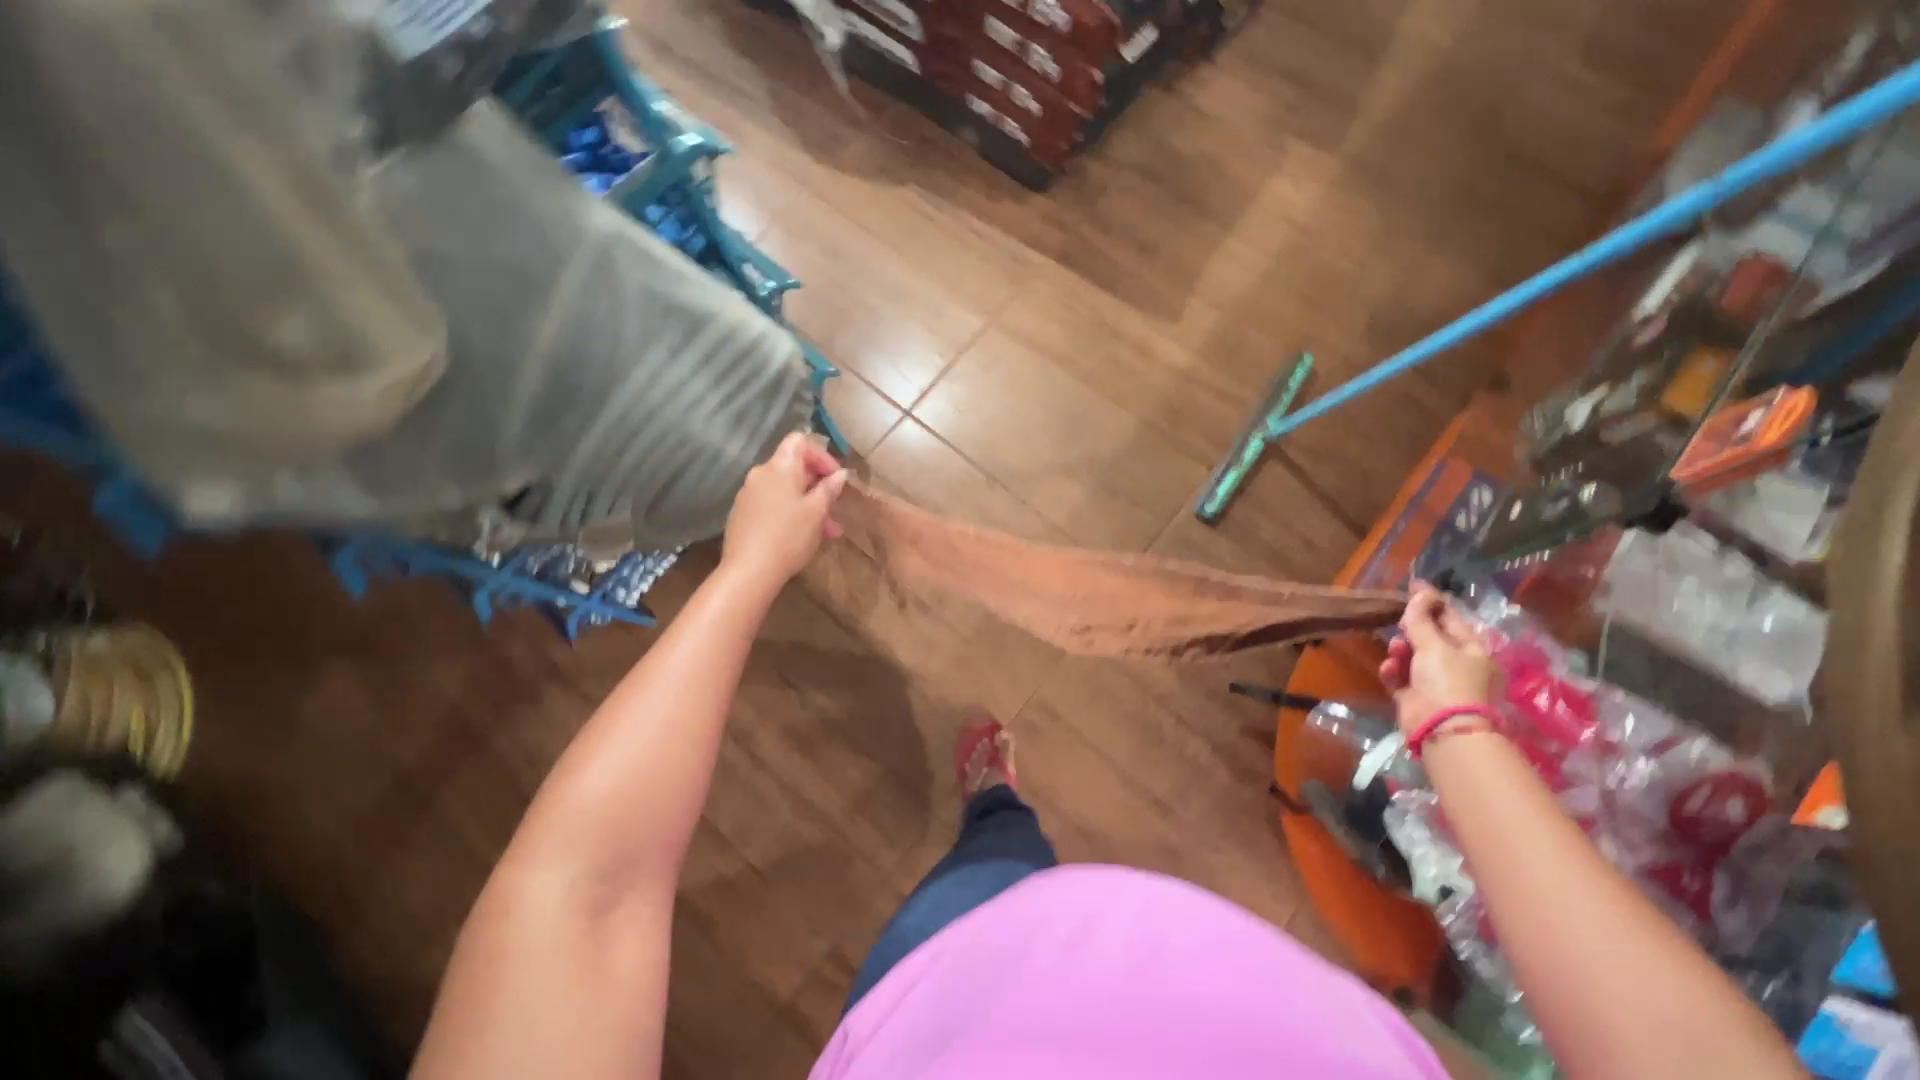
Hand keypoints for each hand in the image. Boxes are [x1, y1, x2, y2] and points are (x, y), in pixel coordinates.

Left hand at [721, 432, 847, 590]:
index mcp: (780, 467)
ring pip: (784, 490)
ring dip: (807, 503)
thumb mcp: (816, 512)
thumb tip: (840, 474)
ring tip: (827, 531)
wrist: (749, 570)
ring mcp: (748, 494)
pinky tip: (801, 536)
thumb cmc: (789, 536)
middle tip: (835, 507)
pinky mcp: (742, 514)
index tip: (836, 478)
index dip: (821, 455)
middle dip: (817, 484)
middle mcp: (760, 474)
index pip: (800, 441)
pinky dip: (789, 512)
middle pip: (792, 466)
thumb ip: (829, 489)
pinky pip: (771, 504)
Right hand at [1379, 582, 1500, 737]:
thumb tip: (1422, 592)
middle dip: (1412, 629)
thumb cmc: (1448, 680)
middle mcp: (1457, 665)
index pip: (1452, 619)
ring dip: (1401, 650)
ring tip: (1395, 652)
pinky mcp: (1416, 698)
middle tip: (1399, 622)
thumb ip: (1422, 618)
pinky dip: (1394, 671)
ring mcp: (1437, 683)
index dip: (1432, 602)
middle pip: (1430, 637)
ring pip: (1412, 656)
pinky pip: (1401, 677)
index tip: (1413, 586)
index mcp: (1473, 650)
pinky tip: (1389, 669)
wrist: (1442, 728)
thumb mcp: (1435, 644)